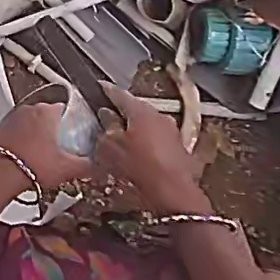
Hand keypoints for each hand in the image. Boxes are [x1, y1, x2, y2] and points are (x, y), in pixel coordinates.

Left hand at [0, 103, 92, 189]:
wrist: (4, 175)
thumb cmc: (33, 166)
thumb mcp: (68, 168)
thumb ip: (87, 164)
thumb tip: (93, 165)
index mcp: (47, 112)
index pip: (66, 110)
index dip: (72, 123)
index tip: (74, 135)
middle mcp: (29, 110)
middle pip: (47, 115)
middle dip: (54, 128)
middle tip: (60, 146)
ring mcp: (13, 118)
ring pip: (31, 121)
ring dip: (37, 132)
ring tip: (43, 151)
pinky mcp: (2, 128)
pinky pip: (17, 129)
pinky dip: (22, 137)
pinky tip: (28, 152)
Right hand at [95, 85, 210, 213]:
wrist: (174, 193)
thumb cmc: (139, 166)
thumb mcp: (111, 147)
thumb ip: (107, 127)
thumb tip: (106, 114)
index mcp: (142, 111)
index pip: (120, 95)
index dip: (107, 91)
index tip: (99, 86)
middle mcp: (160, 116)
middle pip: (137, 109)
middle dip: (122, 111)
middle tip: (107, 115)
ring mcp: (173, 132)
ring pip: (149, 124)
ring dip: (136, 128)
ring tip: (122, 137)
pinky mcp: (181, 149)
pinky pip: (159, 139)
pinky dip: (148, 141)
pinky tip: (140, 151)